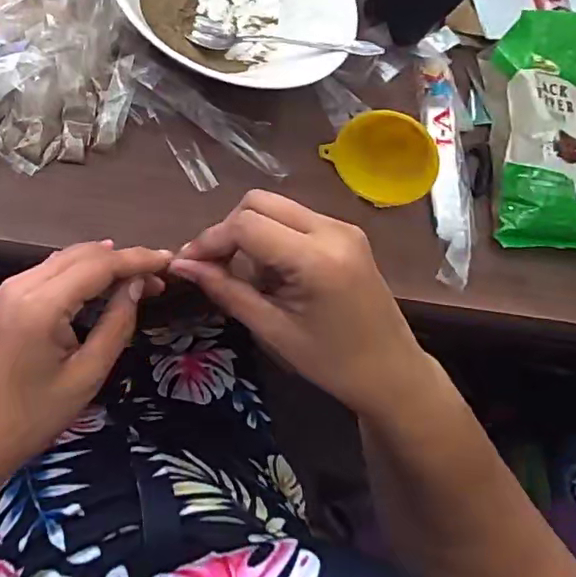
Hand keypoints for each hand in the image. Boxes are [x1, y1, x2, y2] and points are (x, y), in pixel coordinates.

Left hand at [0, 241, 170, 476]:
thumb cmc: (34, 416)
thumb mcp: (87, 375)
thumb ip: (116, 324)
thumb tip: (137, 285)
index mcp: (42, 304)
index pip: (98, 265)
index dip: (137, 259)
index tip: (170, 260)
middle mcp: (23, 284)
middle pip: (82, 254)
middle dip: (123, 259)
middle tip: (159, 275)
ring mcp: (12, 287)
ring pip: (67, 258)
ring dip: (103, 263)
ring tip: (140, 279)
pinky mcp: (9, 296)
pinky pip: (52, 271)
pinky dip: (82, 271)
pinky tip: (104, 282)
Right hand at [169, 191, 423, 410]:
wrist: (394, 374)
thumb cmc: (332, 362)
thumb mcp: (272, 329)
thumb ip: (224, 290)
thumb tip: (181, 265)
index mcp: (315, 258)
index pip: (245, 225)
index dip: (210, 240)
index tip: (188, 264)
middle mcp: (331, 230)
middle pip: (257, 202)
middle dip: (228, 230)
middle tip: (214, 266)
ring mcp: (341, 227)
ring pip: (273, 206)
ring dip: (248, 231)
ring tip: (244, 274)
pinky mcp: (344, 232)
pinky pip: (292, 217)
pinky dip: (269, 235)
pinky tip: (270, 271)